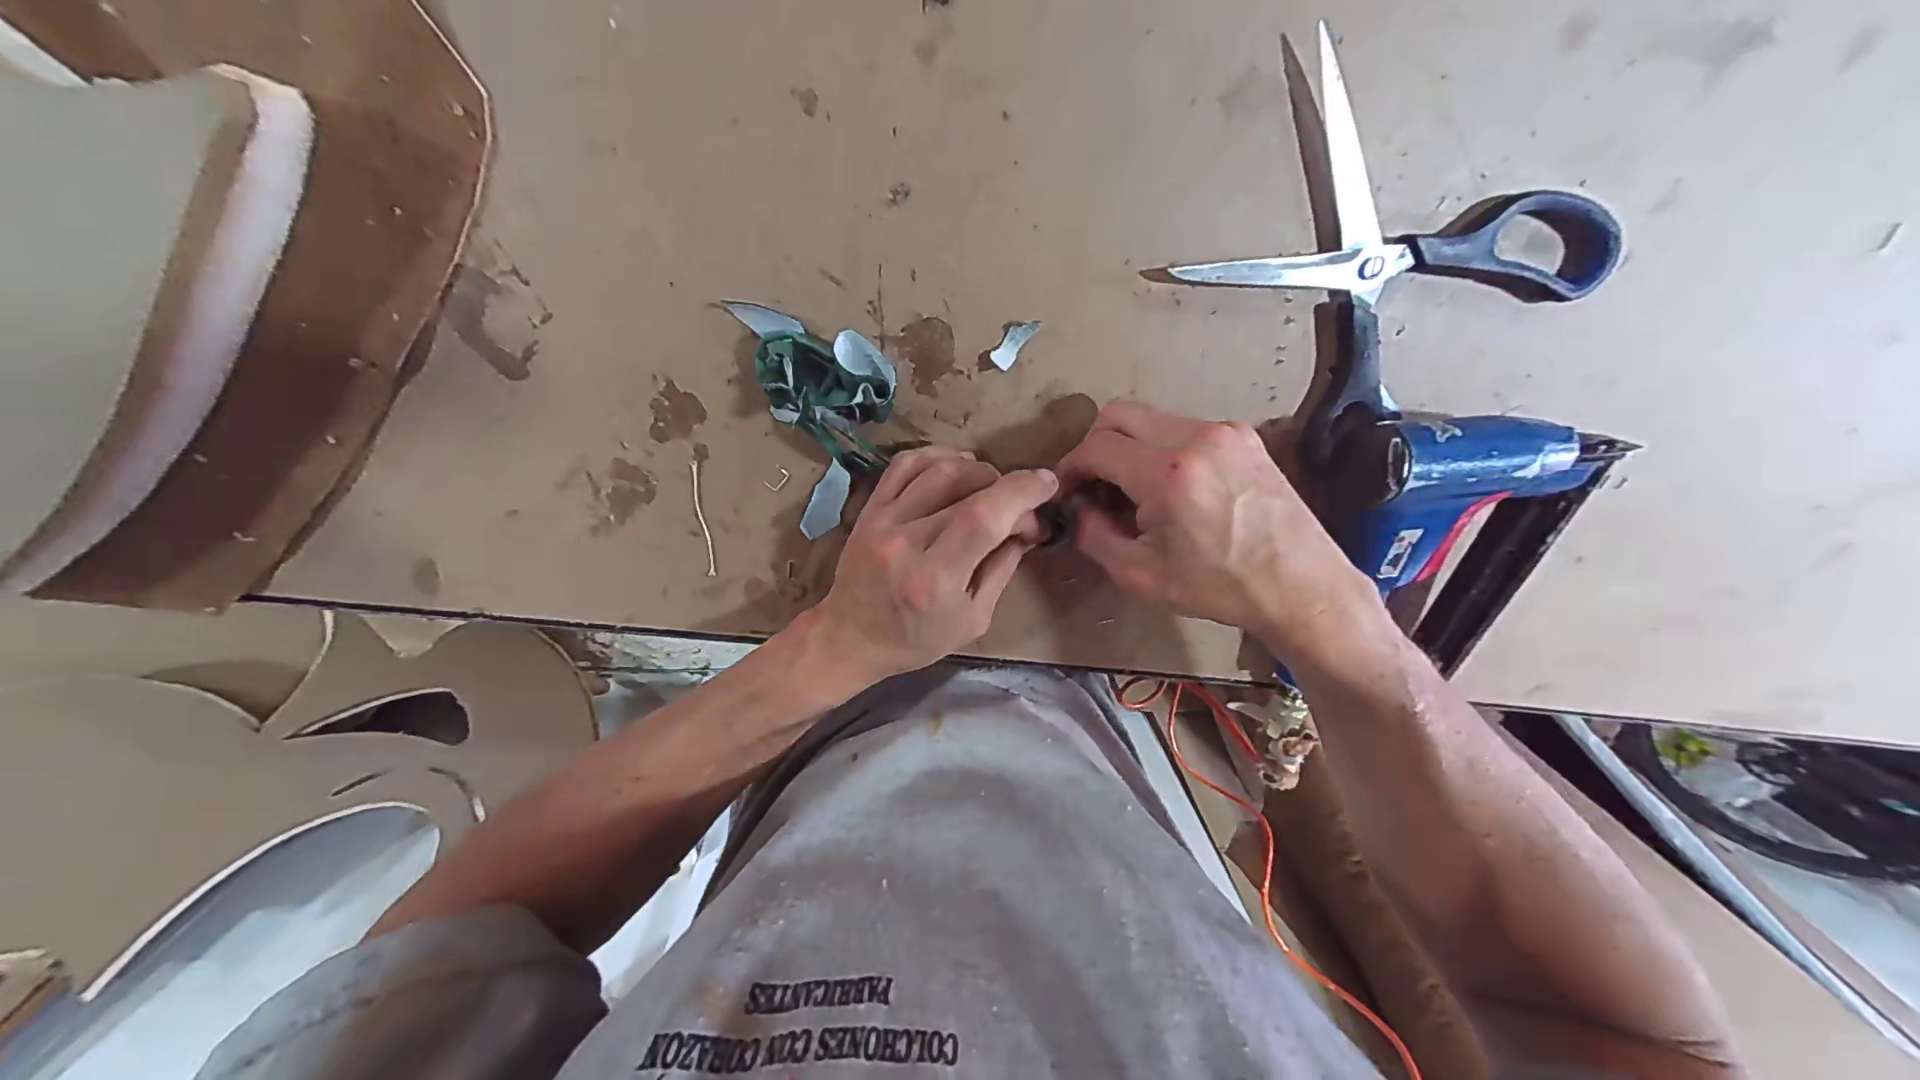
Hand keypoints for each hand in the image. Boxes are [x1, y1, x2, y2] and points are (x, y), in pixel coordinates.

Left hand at [799, 446, 1058, 687]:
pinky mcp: (870, 508)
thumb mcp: (973, 620)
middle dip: (1008, 488)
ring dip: (978, 469)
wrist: (851, 637)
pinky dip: (939, 455)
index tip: (1047, 485)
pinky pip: (906, 463)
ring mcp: (883, 520)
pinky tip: (958, 467)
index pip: (983, 517)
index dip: (1022, 492)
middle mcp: (906, 542)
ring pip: (940, 468)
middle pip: (967, 488)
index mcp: (935, 578)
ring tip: (992, 489)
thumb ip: (1002, 569)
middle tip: (1020, 510)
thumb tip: (1027, 525)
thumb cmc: (916, 639)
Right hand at [1055, 401, 1385, 664]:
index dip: (1071, 466)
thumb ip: (1092, 535)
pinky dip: (1162, 448)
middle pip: (1119, 413)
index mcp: (1169, 472)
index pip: (1097, 446)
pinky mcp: (1244, 436)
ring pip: (1152, 418)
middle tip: (1092, 483)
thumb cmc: (1220, 587)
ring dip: (1129, 446)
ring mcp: (1225, 431)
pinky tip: (1169, 487)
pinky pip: (1184, 429)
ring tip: (1132, 491)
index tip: (1066, 490)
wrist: (1301, 585)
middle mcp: (1197, 437)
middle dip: (1095, 445)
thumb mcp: (1139, 574)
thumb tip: (1076, 508)